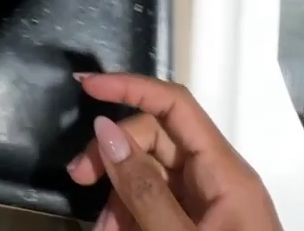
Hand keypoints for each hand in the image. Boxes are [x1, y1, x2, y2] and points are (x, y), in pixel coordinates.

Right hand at [68, 74, 281, 230]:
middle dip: (114, 152)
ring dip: (117, 193)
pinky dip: (129, 215)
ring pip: (150, 173)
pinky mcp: (198, 230)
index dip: (130, 87)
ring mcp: (209, 208)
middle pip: (155, 137)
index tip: (86, 88)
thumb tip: (105, 128)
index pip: (175, 104)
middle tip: (77, 179)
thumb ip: (142, 189)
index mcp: (226, 173)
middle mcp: (218, 180)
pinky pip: (155, 205)